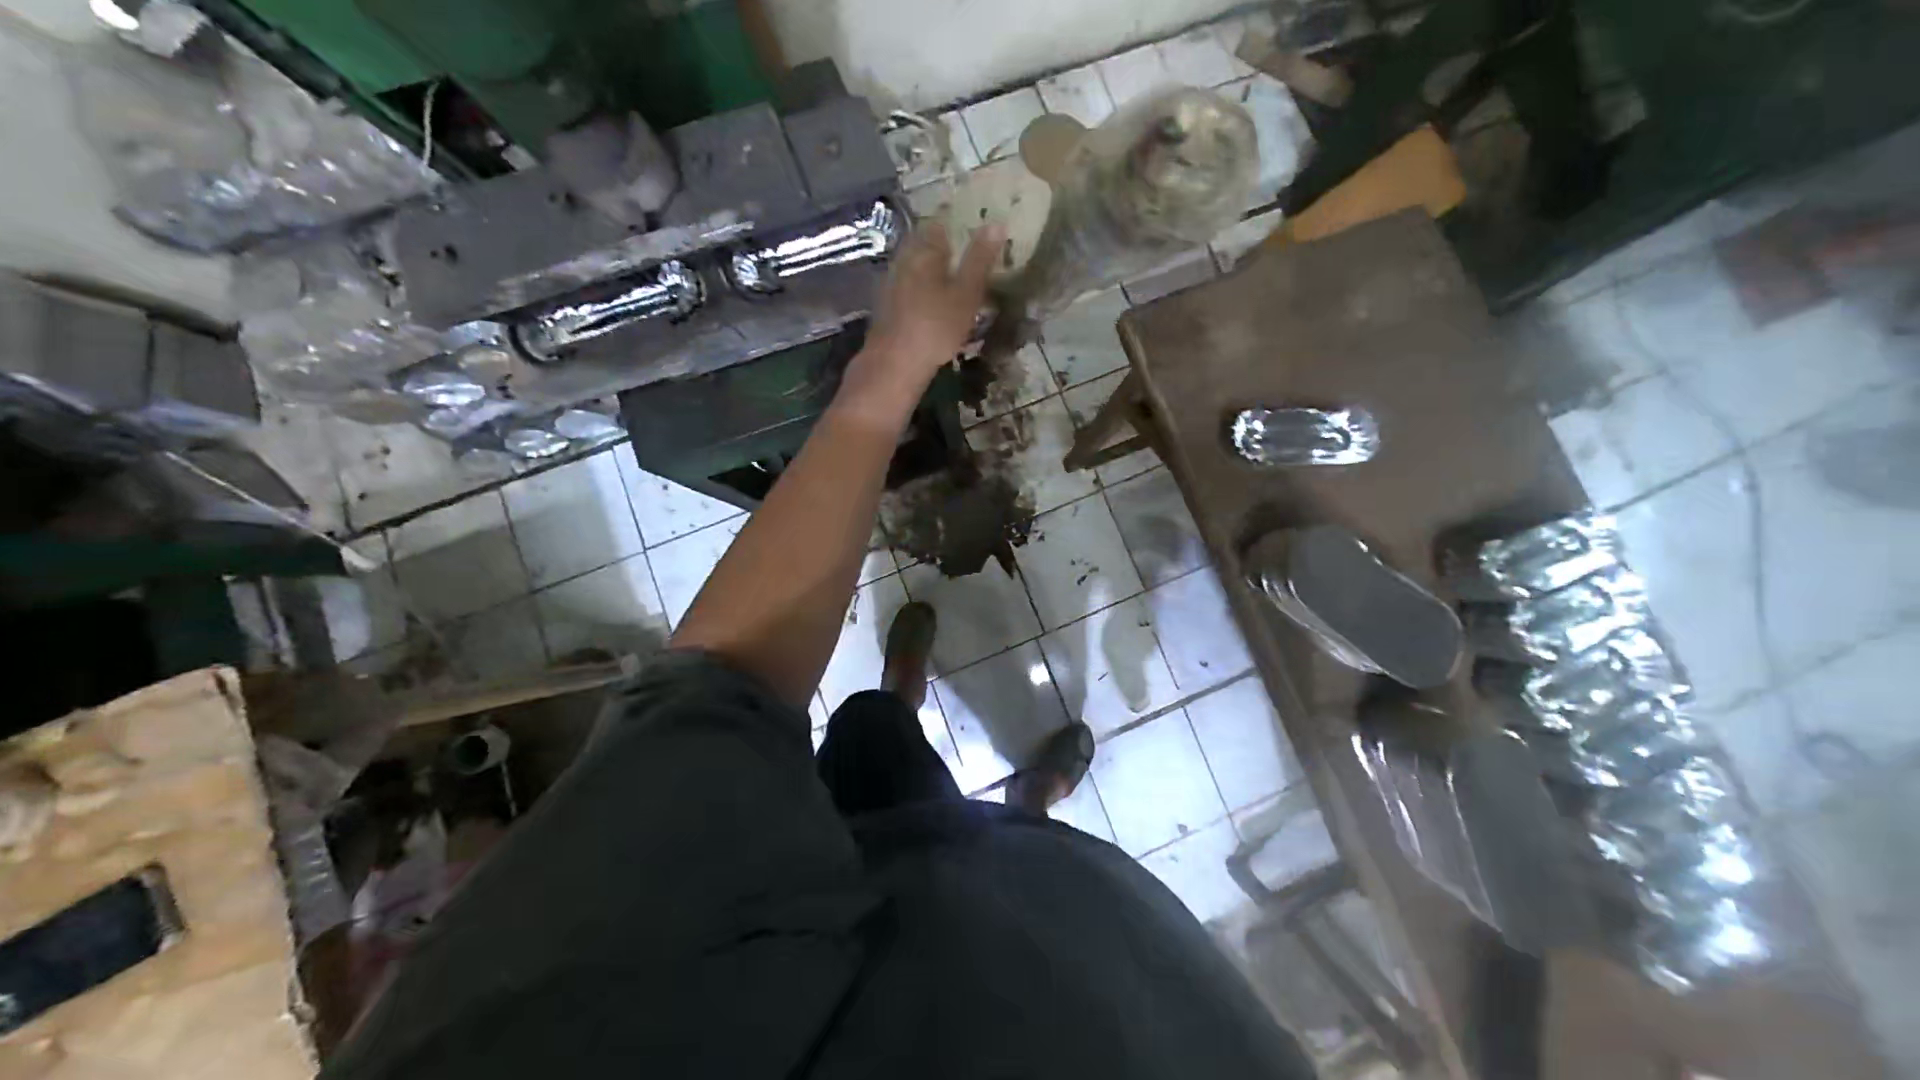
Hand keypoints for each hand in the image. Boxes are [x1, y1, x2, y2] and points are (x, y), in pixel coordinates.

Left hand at [841, 221, 1004, 416]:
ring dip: (931, 269)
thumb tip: (997, 222)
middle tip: (963, 251)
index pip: (940, 225)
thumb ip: (979, 260)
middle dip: (942, 246)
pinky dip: (921, 289)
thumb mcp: (966, 294)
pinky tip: (931, 302)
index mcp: (924, 252)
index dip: (955, 223)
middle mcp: (903, 261)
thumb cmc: (935, 326)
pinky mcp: (886, 308)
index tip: (970, 224)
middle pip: (924, 245)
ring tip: (950, 276)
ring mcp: (891, 285)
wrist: (894, 364)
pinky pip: (908, 288)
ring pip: (914, 267)